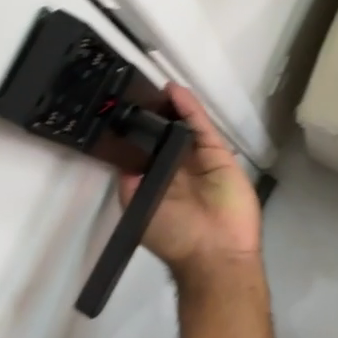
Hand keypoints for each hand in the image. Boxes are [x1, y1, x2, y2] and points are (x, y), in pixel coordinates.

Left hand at [120, 83, 261, 280]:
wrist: (215, 252)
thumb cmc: (173, 235)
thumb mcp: (138, 210)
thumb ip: (130, 183)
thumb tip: (120, 158)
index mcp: (158, 182)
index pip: (146, 149)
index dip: (137, 131)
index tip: (122, 110)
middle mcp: (178, 168)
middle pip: (165, 133)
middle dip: (154, 114)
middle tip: (138, 90)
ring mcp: (198, 159)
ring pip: (183, 126)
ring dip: (170, 106)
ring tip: (155, 85)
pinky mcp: (217, 153)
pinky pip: (201, 126)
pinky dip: (189, 107)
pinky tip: (175, 91)